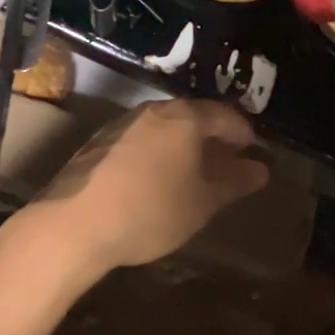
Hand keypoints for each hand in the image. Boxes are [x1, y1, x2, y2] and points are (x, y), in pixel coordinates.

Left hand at [22, 100, 269, 271]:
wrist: (73, 224)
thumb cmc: (150, 210)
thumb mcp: (201, 203)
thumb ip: (234, 183)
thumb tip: (261, 170)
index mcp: (186, 117)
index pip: (225, 115)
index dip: (242, 132)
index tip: (251, 150)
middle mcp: (156, 110)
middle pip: (193, 116)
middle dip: (211, 136)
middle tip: (223, 159)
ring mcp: (124, 123)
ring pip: (164, 126)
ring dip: (180, 143)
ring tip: (188, 170)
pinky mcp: (98, 141)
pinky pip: (139, 139)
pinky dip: (154, 152)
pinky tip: (151, 177)